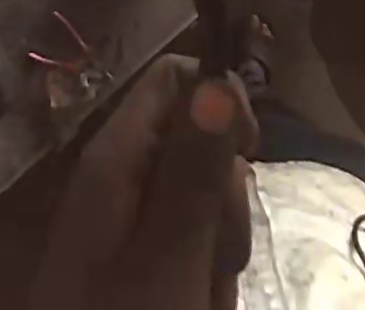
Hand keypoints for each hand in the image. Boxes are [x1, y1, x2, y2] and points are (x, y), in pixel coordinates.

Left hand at [29, 55, 257, 309]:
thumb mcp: (167, 260)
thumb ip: (194, 169)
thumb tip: (221, 80)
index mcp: (116, 157)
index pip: (173, 78)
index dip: (217, 96)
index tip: (248, 148)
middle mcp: (121, 175)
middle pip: (196, 135)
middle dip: (224, 188)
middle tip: (219, 249)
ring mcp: (131, 218)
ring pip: (203, 191)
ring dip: (220, 239)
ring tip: (204, 295)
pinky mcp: (143, 256)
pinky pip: (195, 236)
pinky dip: (208, 268)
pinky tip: (199, 304)